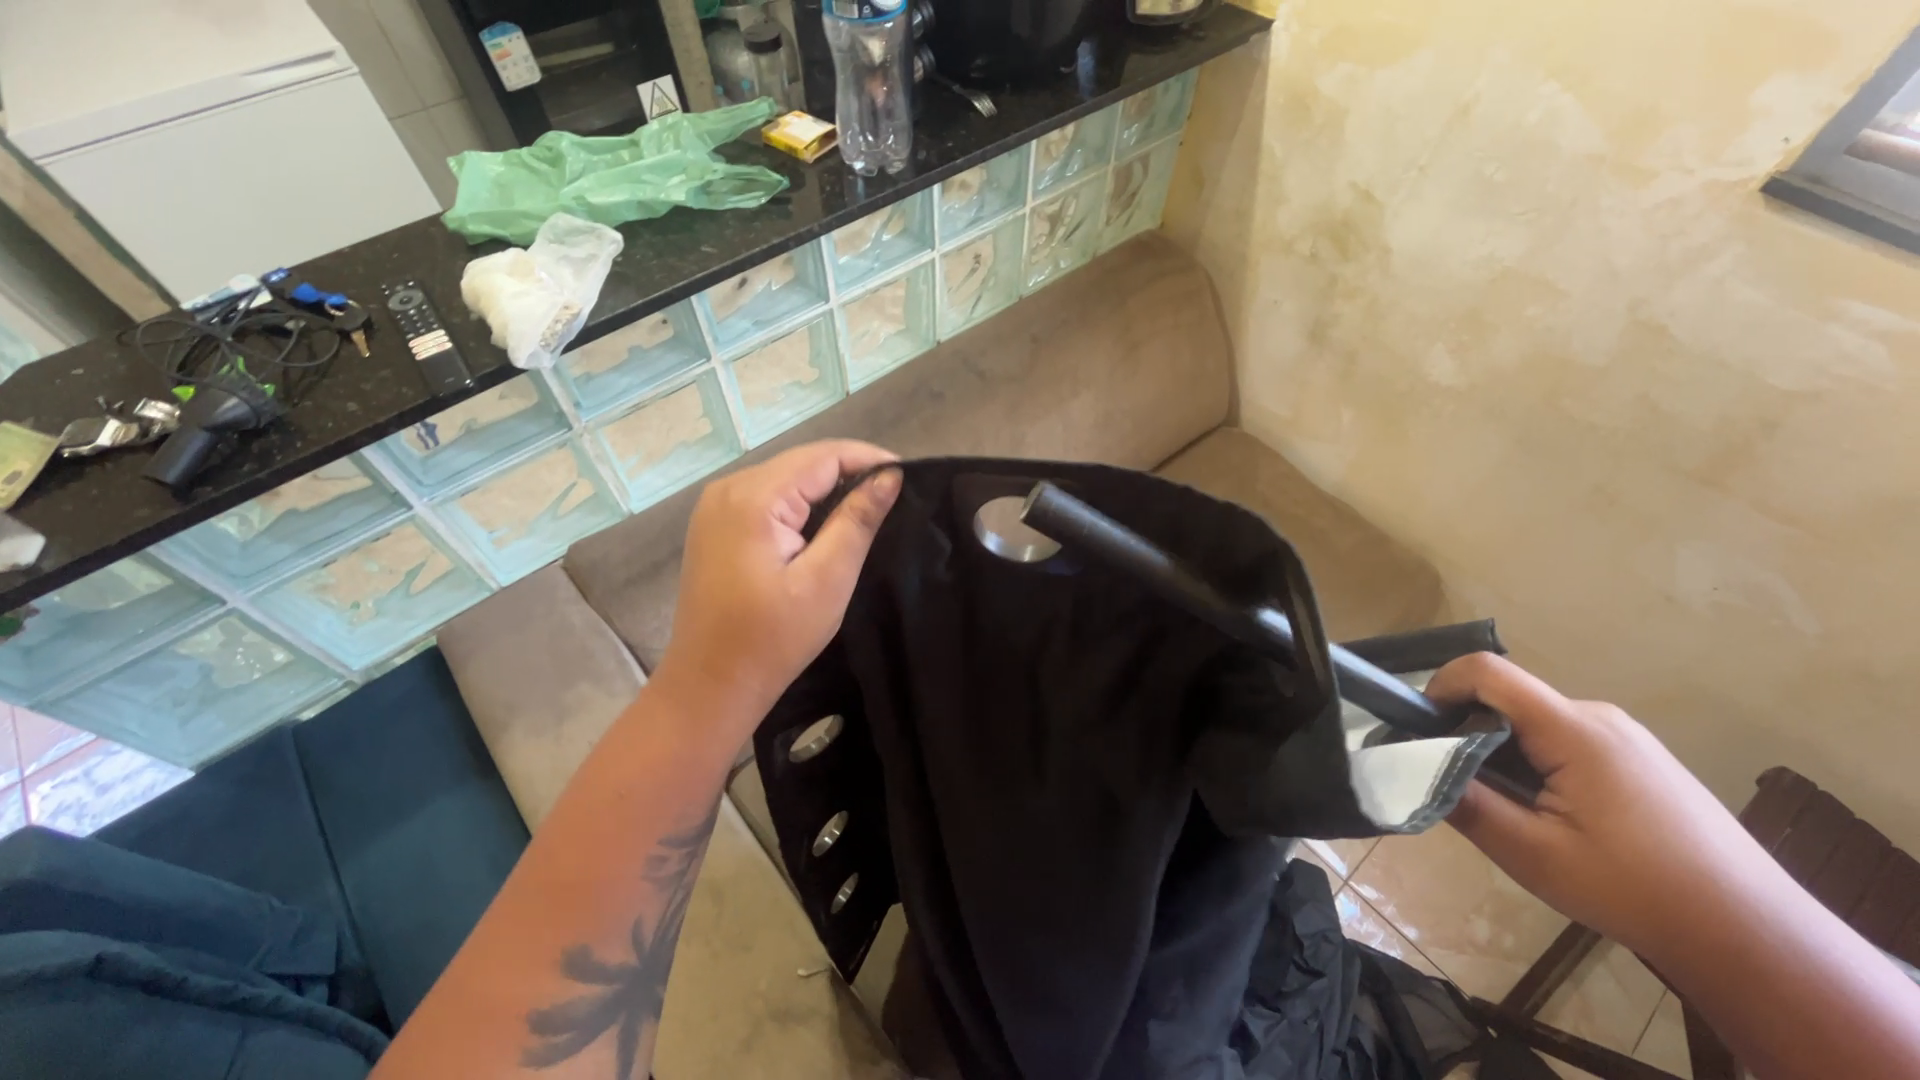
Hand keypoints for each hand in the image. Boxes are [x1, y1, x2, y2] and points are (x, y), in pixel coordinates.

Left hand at [650, 440, 900, 730]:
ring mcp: (715, 505)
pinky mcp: (714, 524)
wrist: (710, 684)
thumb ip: (856, 521)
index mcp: (754, 498)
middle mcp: (728, 487)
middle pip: (801, 462)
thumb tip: (889, 475)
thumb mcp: (827, 580)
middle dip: (849, 471)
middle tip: (894, 496)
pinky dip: (800, 503)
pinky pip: (767, 497)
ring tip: (868, 508)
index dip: (868, 459)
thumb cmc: (773, 638)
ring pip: (785, 477)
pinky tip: (825, 524)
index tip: (908, 478)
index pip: (823, 456)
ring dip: (826, 487)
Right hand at [1430, 653, 1778, 957]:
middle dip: (1468, 733)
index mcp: (1573, 729)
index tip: (1417, 730)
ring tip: (1506, 812)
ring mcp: (1625, 737)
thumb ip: (1467, 803)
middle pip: (1508, 700)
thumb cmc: (1633, 888)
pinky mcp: (1639, 760)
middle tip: (1455, 787)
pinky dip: (1536, 765)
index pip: (1487, 671)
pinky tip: (1550, 818)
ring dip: (1503, 755)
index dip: (1439, 687)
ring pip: (1535, 725)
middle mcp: (1598, 717)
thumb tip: (1411, 769)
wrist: (1751, 931)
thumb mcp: (1532, 853)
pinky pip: (1566, 742)